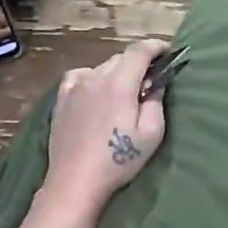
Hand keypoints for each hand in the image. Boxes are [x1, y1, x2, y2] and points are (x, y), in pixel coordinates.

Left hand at [42, 40, 168, 213]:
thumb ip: (155, 102)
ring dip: (115, 73)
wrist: (75, 180)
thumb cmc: (118, 160)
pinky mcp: (61, 99)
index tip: (166, 52)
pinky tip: (95, 93)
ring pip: (101, 67)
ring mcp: (74, 86)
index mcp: (119, 83)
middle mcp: (94, 77)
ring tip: (121, 94)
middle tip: (147, 84)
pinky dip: (92, 78)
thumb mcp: (150, 134)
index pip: (139, 51)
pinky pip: (80, 77)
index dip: (156, 47)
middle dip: (137, 64)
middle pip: (121, 58)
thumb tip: (155, 83)